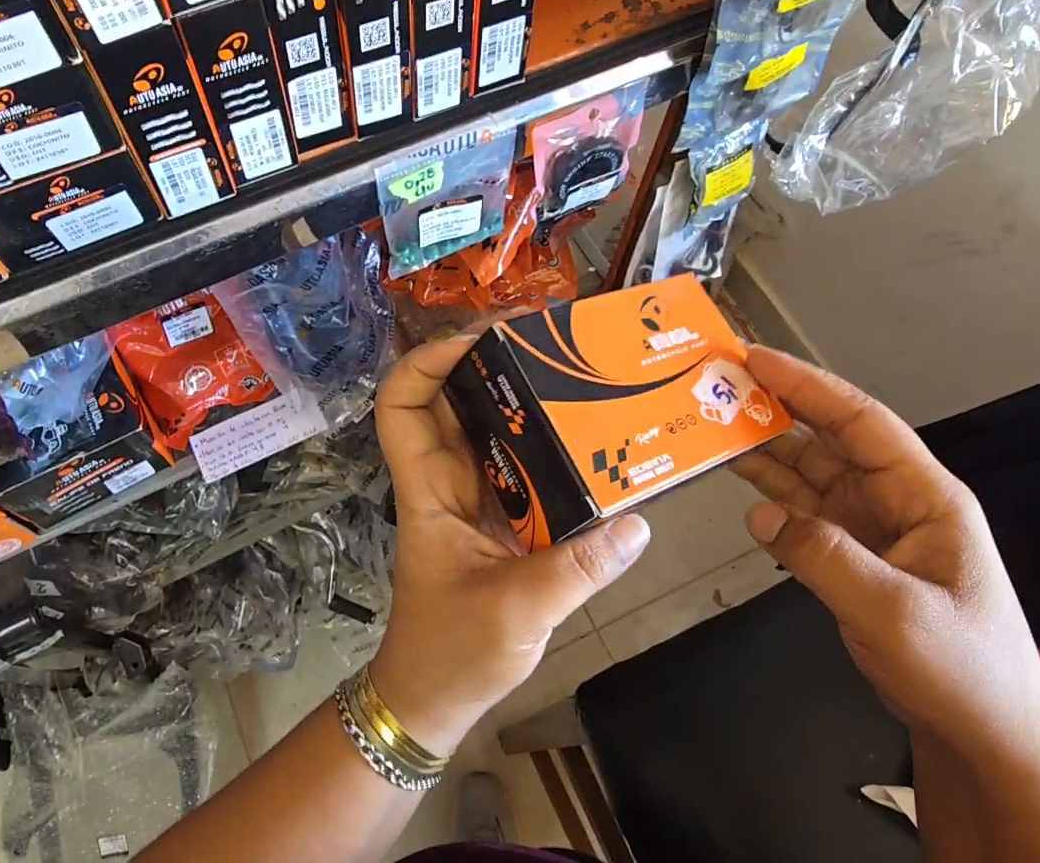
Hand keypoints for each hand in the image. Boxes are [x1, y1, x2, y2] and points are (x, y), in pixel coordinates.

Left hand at [366, 337, 651, 755]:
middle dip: (488, 364)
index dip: (426, 363)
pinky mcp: (500, 520)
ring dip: (521, 400)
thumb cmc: (452, 652)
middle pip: (451, 403)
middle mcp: (448, 482)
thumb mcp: (516, 611)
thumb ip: (578, 569)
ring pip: (488, 430)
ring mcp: (474, 500)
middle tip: (547, 341)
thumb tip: (638, 523)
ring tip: (575, 373)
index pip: (401, 407)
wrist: (434, 698)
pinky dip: (548, 447)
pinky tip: (590, 439)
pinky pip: (520, 468)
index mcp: (428, 491)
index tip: (478, 340)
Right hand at [732, 346, 1039, 752]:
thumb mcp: (895, 612)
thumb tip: (759, 516)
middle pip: (828, 440)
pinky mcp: (850, 558)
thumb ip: (824, 558)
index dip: (807, 385)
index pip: (860, 421)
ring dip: (766, 450)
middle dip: (778, 409)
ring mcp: (871, 529)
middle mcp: (895, 501)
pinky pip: (802, 512)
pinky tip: (740, 484)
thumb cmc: (961, 668)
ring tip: (715, 426)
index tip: (755, 360)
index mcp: (924, 495)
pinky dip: (770, 495)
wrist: (984, 736)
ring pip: (810, 473)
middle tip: (720, 386)